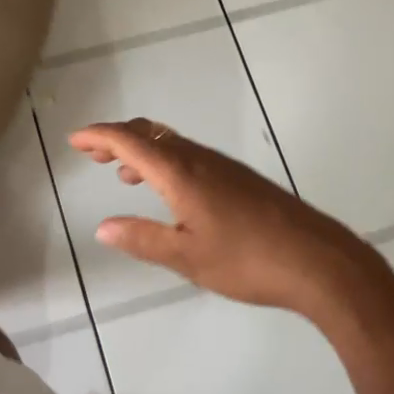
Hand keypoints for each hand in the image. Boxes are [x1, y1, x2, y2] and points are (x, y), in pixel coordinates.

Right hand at [69, 118, 376, 315]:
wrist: (318, 260)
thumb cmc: (246, 259)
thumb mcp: (186, 256)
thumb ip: (142, 238)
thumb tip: (103, 227)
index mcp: (177, 171)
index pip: (128, 140)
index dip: (98, 136)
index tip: (75, 139)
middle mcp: (196, 158)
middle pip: (147, 132)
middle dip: (116, 138)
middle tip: (92, 152)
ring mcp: (220, 165)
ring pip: (169, 142)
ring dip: (141, 149)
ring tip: (124, 174)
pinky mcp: (238, 177)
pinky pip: (187, 153)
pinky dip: (164, 159)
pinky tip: (170, 191)